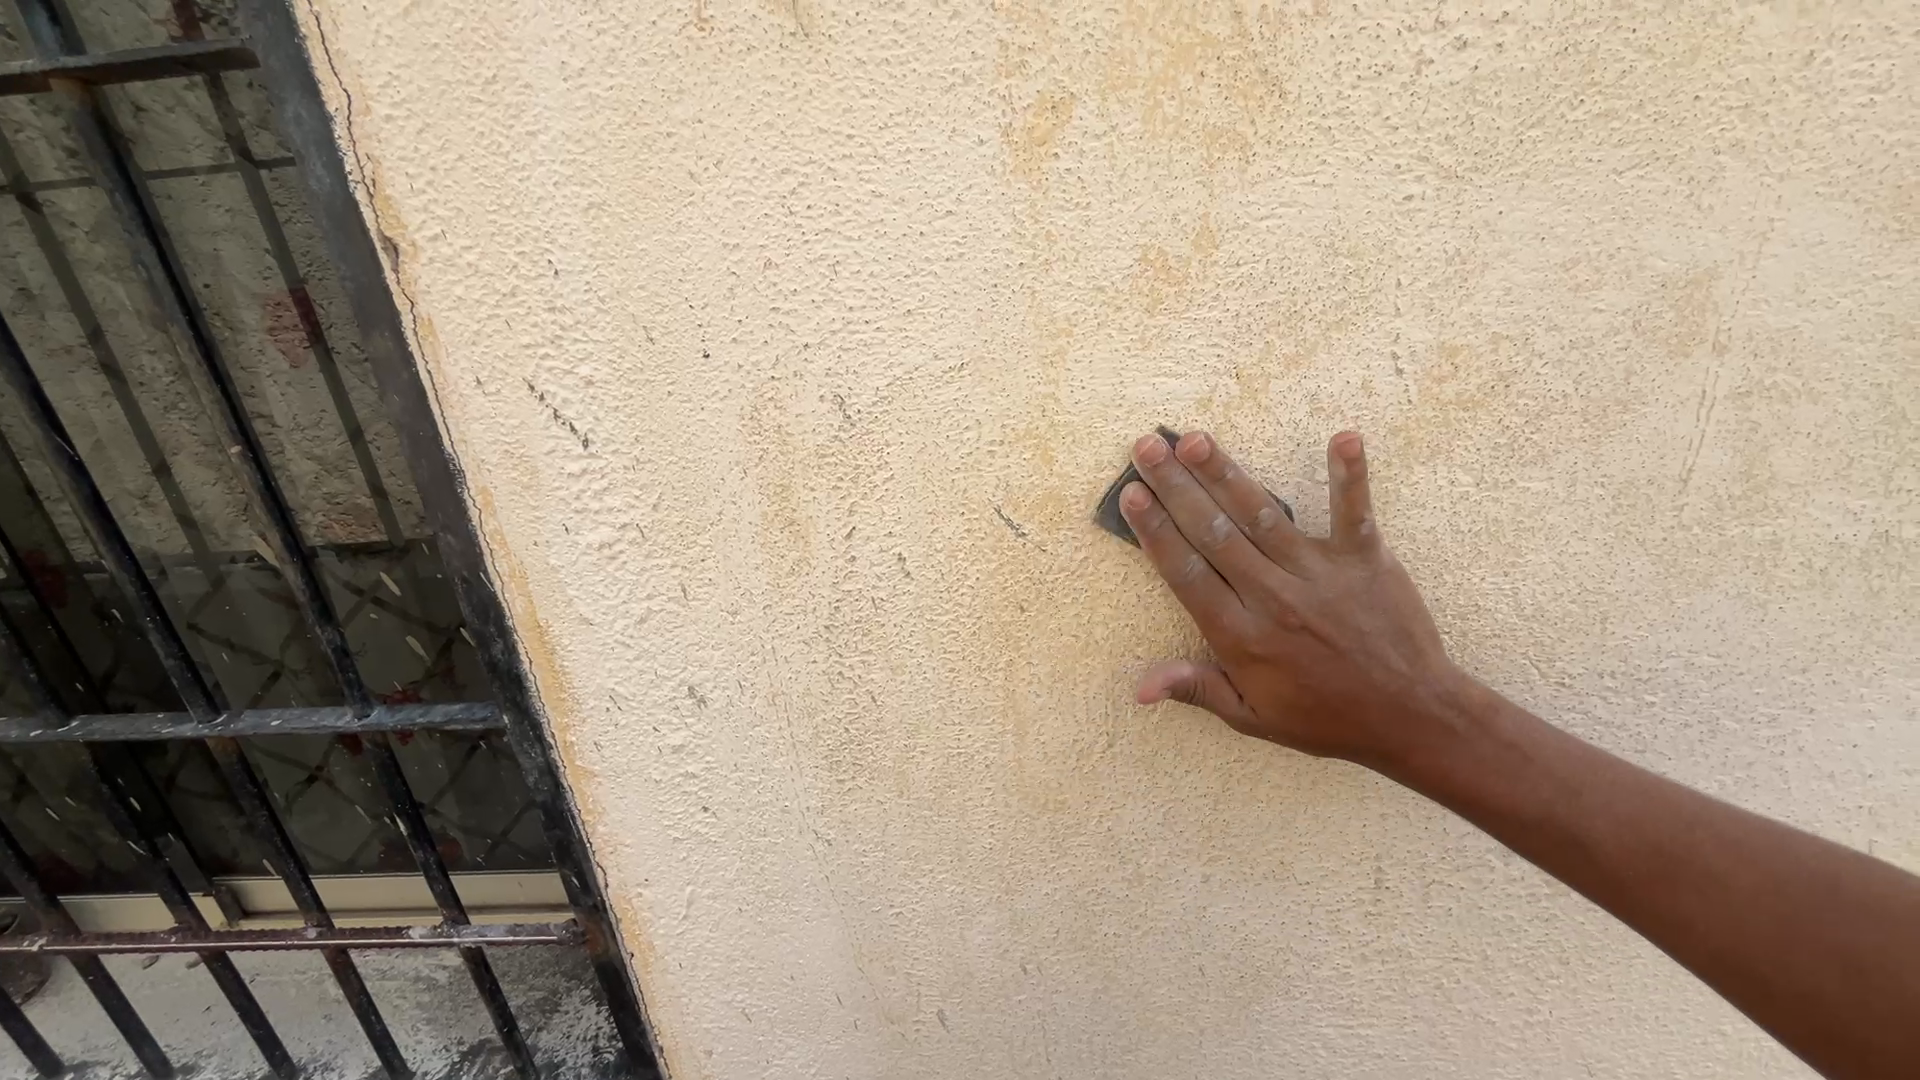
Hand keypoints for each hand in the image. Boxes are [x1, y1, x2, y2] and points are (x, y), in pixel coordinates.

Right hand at [1119, 430, 1469, 768]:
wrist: (1412, 718)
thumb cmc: (1325, 718)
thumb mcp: (1251, 717)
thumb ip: (1196, 689)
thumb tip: (1140, 687)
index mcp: (1241, 635)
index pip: (1185, 572)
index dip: (1154, 530)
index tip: (1132, 495)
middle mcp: (1273, 597)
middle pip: (1213, 532)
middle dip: (1175, 486)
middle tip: (1148, 447)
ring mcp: (1319, 574)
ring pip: (1262, 513)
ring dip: (1226, 472)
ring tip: (1196, 439)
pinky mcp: (1365, 561)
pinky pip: (1354, 512)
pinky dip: (1349, 475)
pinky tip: (1342, 436)